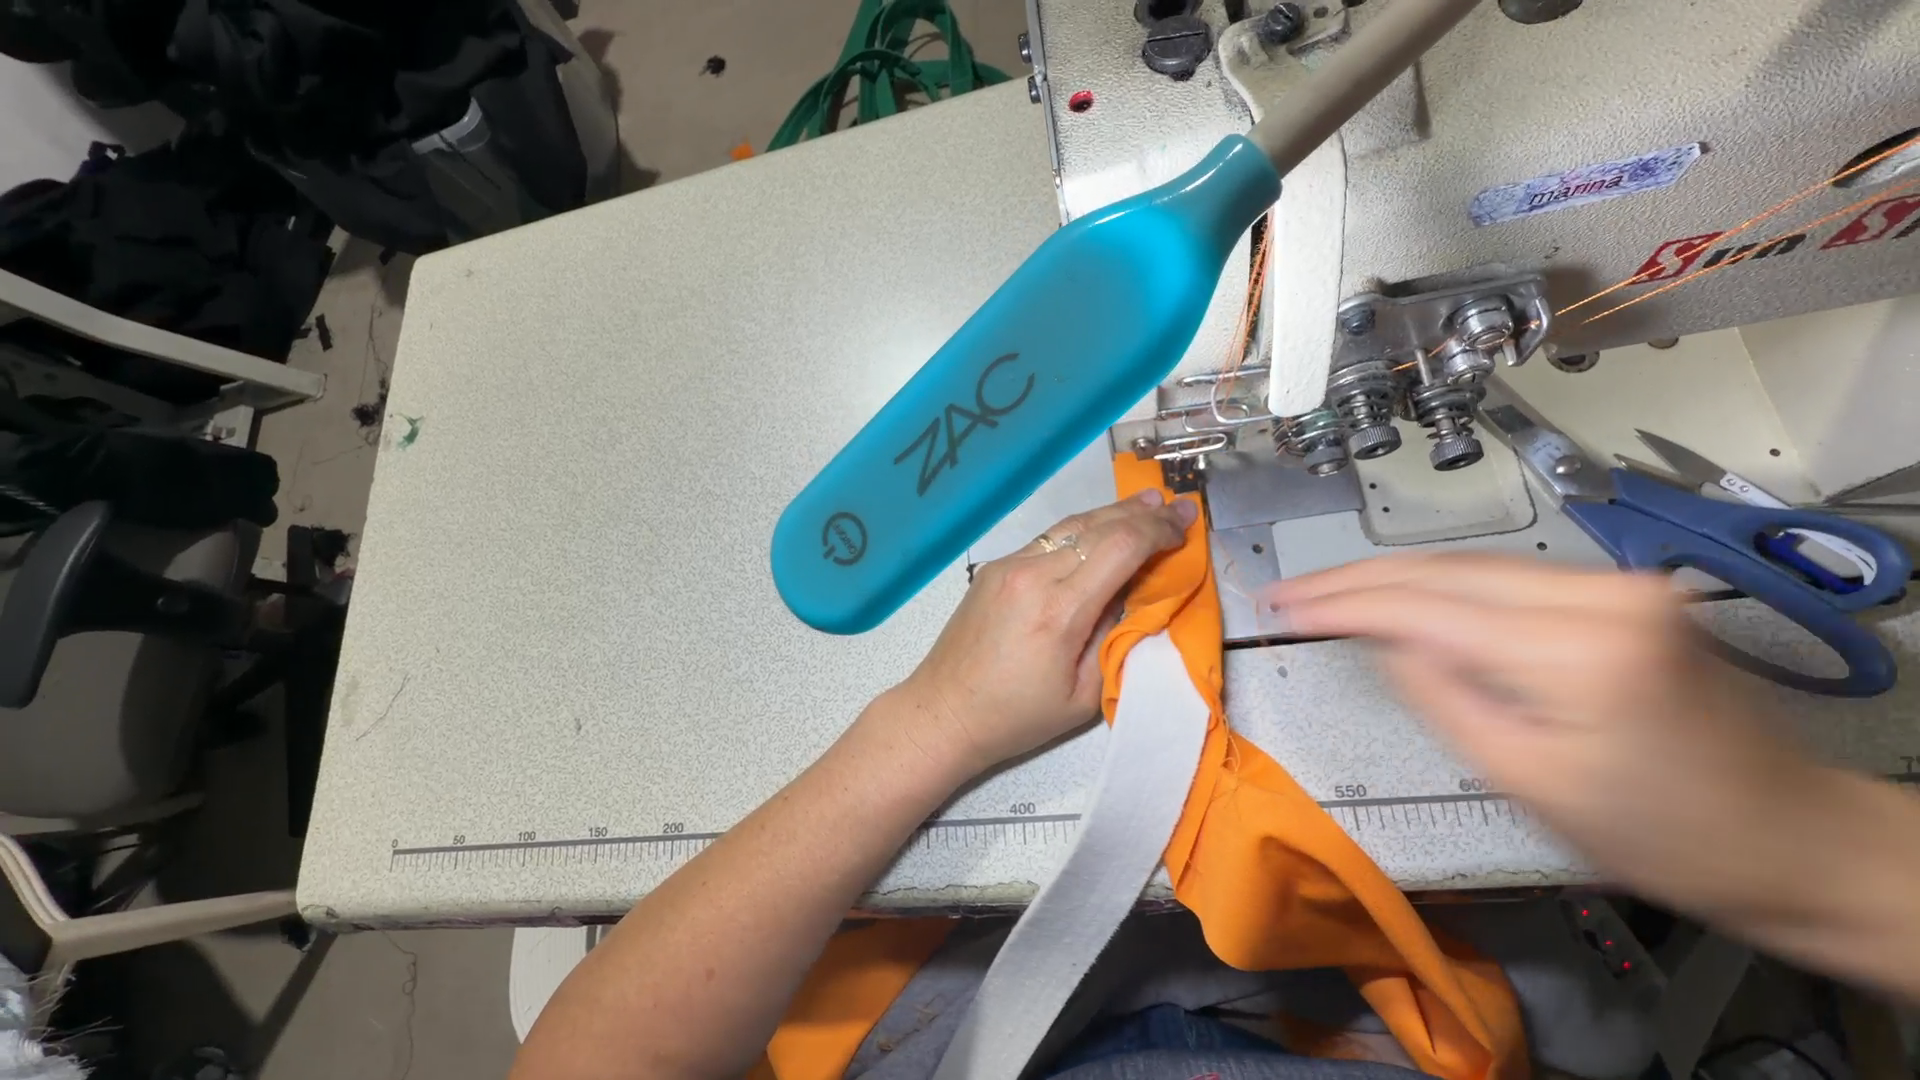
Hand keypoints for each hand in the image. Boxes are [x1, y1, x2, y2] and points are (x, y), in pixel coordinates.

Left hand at [891, 490, 1196, 777]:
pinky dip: (1081, 530)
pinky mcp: (993, 568)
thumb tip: (1133, 596)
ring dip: (1112, 514)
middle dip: (1143, 514)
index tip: (1184, 527)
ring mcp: (1008, 566)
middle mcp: (1032, 575)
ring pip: (1070, 526)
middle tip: (1177, 506)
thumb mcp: (1084, 696)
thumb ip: (1114, 639)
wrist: (944, 711)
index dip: (1158, 532)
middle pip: (1097, 526)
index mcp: (1059, 611)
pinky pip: (1047, 540)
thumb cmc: (1017, 716)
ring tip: (1146, 504)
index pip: (1120, 547)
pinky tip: (1100, 530)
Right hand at [1264, 554, 1828, 916]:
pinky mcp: (1622, 592)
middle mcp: (1605, 595)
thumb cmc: (1664, 834)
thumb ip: (1437, 694)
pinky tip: (1399, 596)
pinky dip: (1439, 586)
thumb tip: (1385, 641)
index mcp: (1578, 650)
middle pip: (1443, 569)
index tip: (1284, 605)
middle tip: (1289, 593)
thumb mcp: (1521, 777)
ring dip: (1391, 579)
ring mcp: (1620, 585)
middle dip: (1354, 580)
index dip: (1341, 603)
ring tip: (1327, 594)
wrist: (1790, 838)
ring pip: (1468, 564)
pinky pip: (1503, 577)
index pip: (1425, 605)